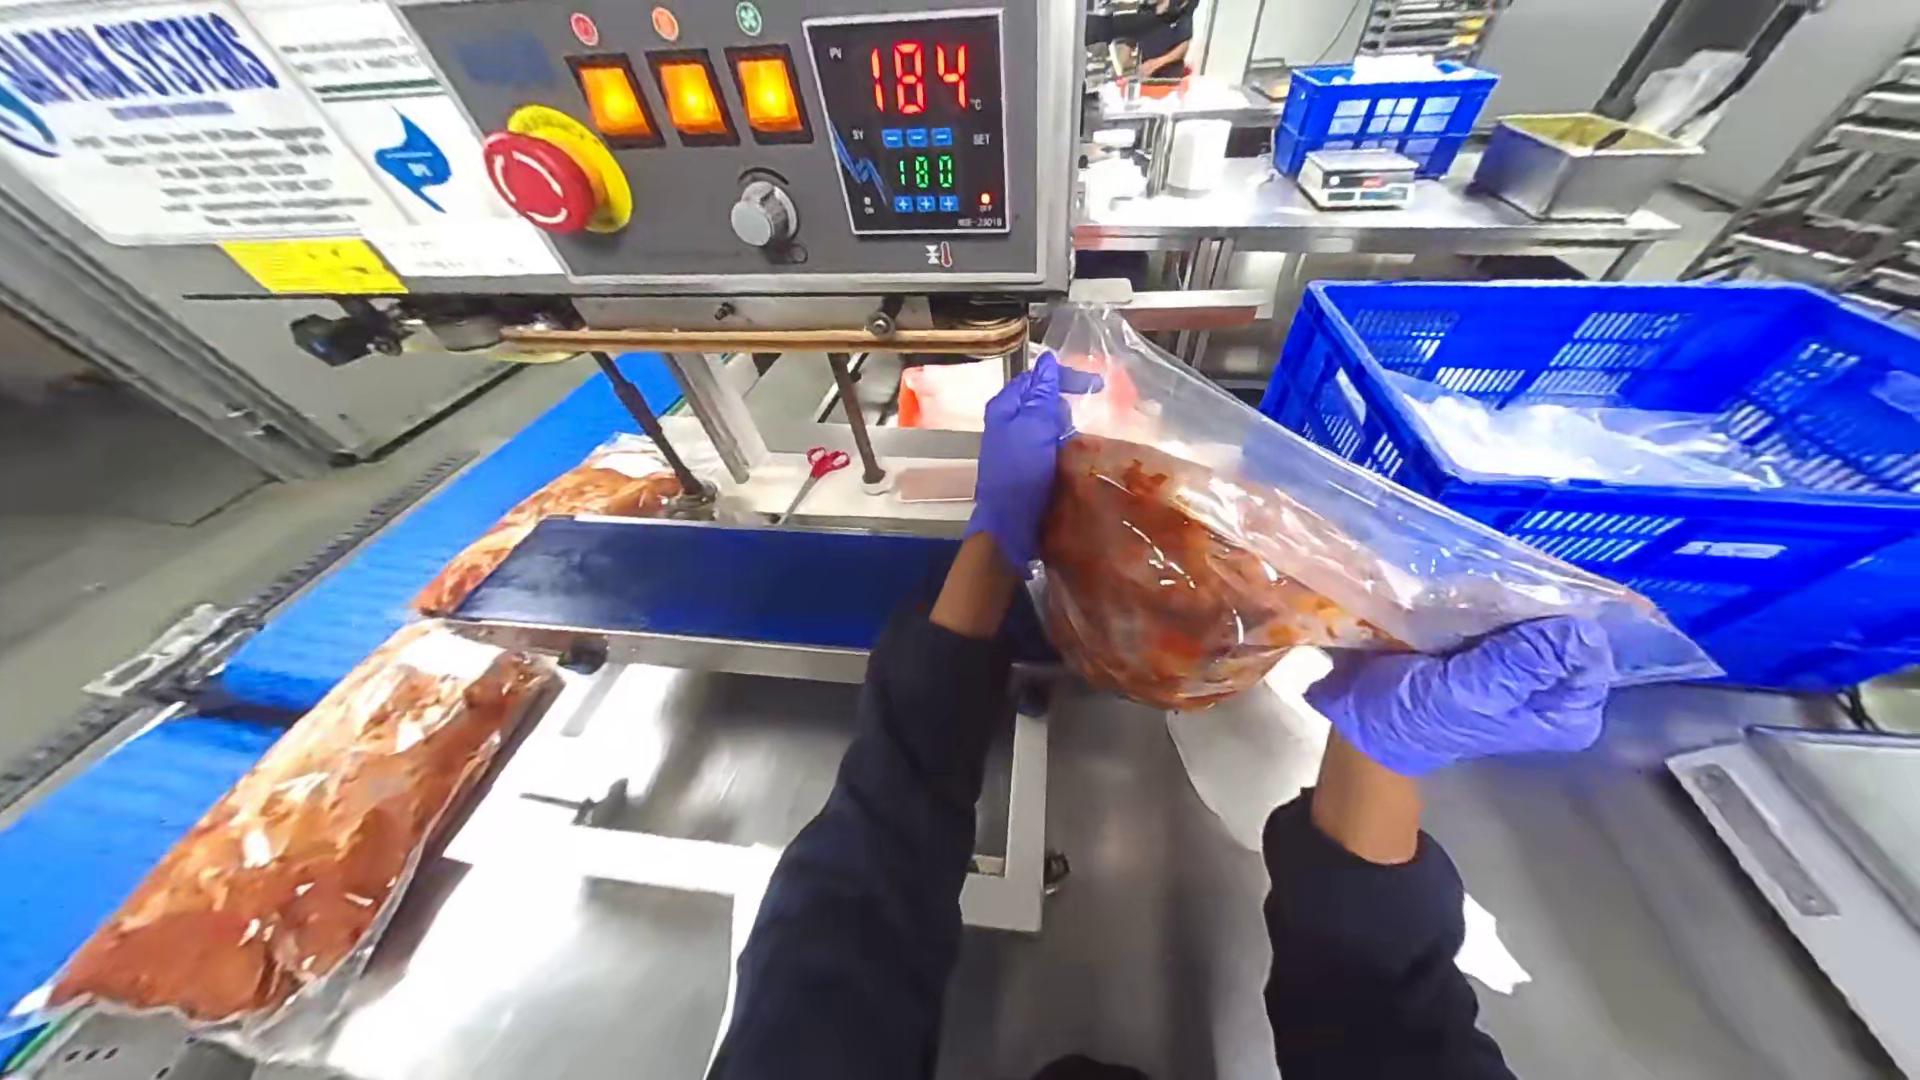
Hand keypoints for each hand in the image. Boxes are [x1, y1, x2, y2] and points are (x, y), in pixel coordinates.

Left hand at [966, 350, 1100, 575]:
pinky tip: (1074, 458)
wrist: (1011, 524)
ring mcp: (1017, 446)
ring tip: (1078, 444)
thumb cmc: (1021, 472)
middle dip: (1066, 407)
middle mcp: (1008, 423)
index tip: (1098, 386)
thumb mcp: (1034, 426)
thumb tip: (1048, 360)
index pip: (1037, 378)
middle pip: (1044, 401)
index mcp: (1005, 407)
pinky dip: (1064, 448)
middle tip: (1077, 425)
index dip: (1065, 377)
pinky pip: (1050, 447)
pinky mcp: (1027, 466)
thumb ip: (1042, 392)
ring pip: (1050, 426)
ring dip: (1067, 430)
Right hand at [1306, 616, 1614, 775]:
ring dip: (1493, 601)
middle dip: (1524, 608)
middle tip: (1482, 595)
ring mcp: (1508, 668)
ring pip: (1521, 619)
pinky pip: (1488, 617)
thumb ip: (1520, 665)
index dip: (1559, 624)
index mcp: (1560, 711)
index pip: (1587, 653)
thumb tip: (1582, 631)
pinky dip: (1470, 603)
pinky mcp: (1473, 650)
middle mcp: (1543, 688)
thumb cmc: (1411, 715)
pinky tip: (1448, 596)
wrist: (1355, 714)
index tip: (1516, 606)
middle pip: (1554, 632)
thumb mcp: (1466, 694)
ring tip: (1459, 591)